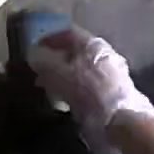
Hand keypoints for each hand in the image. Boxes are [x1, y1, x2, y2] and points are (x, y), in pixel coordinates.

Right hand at [29, 28, 153, 132]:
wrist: (119, 120)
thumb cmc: (88, 90)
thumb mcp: (59, 75)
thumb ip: (44, 63)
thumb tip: (34, 56)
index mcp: (92, 44)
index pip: (68, 33)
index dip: (50, 38)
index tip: (35, 47)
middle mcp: (103, 54)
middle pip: (74, 51)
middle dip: (55, 59)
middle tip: (39, 68)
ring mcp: (110, 72)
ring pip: (80, 68)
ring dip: (62, 74)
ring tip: (47, 85)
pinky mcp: (112, 90)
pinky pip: (87, 82)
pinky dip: (73, 86)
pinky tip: (63, 96)